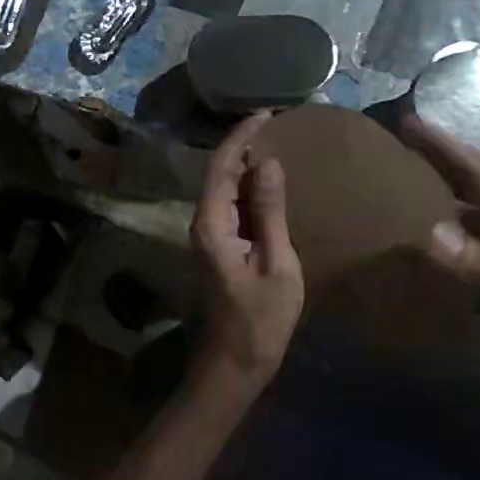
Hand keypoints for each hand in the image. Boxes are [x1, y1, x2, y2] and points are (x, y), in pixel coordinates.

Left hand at [191, 111, 304, 383]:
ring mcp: (208, 235)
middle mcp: (203, 222)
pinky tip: (270, 184)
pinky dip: (249, 188)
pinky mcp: (218, 245)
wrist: (233, 365)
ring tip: (276, 144)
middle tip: (276, 124)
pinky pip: (231, 205)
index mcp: (212, 223)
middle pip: (219, 173)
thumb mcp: (276, 265)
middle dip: (243, 145)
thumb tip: (269, 163)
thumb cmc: (260, 320)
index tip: (265, 114)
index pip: (221, 166)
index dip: (241, 137)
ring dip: (246, 165)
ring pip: (223, 188)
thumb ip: (270, 212)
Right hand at [398, 114, 479, 457]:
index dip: (450, 149)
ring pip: (474, 223)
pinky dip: (442, 245)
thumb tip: (430, 228)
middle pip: (479, 193)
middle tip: (395, 146)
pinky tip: (419, 251)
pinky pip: (469, 260)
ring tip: (397, 187)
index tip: (412, 122)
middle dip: (441, 164)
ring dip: (439, 199)